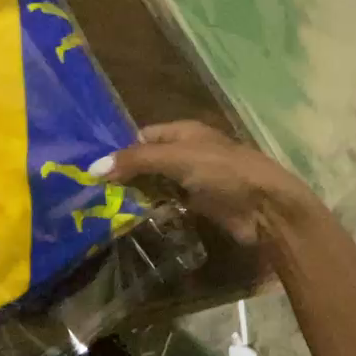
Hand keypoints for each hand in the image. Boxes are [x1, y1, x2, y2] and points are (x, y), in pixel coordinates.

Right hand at [89, 121, 321, 244]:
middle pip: (150, 161)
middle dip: (126, 175)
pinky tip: (135, 223)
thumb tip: (93, 167)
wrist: (264, 206)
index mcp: (184, 132)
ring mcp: (195, 180)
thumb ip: (137, 162)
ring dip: (139, 196)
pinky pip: (171, 205)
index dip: (121, 149)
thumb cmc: (222, 171)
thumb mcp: (177, 159)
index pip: (144, 136)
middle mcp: (188, 152)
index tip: (92, 169)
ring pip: (159, 185)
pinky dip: (155, 212)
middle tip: (93, 196)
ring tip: (105, 212)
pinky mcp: (201, 206)